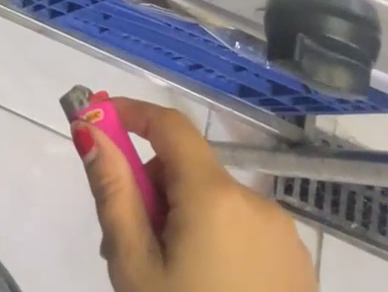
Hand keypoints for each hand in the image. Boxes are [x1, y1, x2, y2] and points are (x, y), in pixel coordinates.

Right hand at [78, 97, 315, 291]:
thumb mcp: (133, 263)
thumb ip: (112, 189)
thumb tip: (89, 129)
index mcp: (214, 196)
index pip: (169, 125)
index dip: (129, 113)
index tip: (95, 122)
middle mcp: (256, 204)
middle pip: (187, 168)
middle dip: (148, 186)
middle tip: (123, 239)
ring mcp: (284, 239)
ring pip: (211, 202)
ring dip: (177, 217)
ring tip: (160, 276)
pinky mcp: (297, 270)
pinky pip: (240, 231)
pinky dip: (210, 240)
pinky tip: (198, 288)